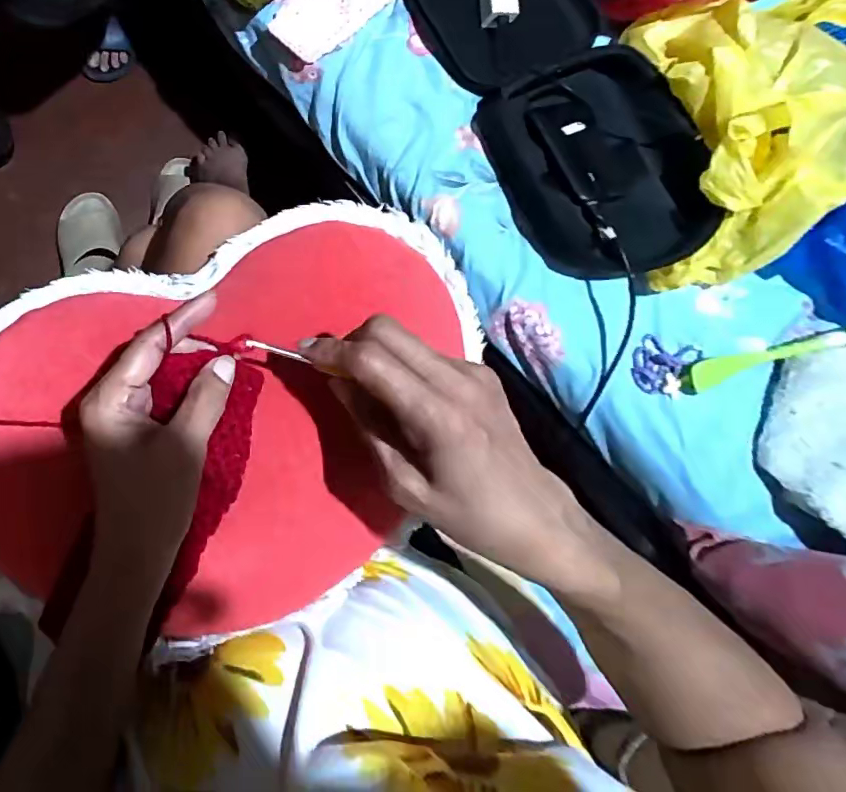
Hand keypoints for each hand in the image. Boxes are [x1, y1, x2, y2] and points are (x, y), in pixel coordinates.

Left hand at [79, 293, 234, 581]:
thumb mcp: (186, 445)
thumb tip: (224, 360)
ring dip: (185, 361)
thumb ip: (205, 397)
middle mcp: (105, 399)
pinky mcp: (126, 428)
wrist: (134, 557)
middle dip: (186, 340)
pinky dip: (181, 383)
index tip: (212, 297)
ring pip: (153, 373)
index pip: (148, 345)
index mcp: (109, 398)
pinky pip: (155, 393)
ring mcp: (114, 414)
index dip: (182, 319)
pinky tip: (204, 377)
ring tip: (219, 349)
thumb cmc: (155, 502)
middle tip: (223, 329)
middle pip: (148, 355)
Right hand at [302, 316, 618, 599]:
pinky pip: (424, 352)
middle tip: (333, 372)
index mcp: (438, 415)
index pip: (372, 359)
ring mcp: (472, 371)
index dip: (331, 352)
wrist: (541, 518)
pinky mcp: (481, 371)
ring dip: (374, 350)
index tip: (303, 354)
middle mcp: (457, 380)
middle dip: (350, 342)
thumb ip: (368, 429)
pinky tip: (402, 397)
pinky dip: (399, 362)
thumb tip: (338, 384)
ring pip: (405, 335)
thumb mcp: (405, 488)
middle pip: (386, 328)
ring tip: (364, 387)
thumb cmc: (471, 517)